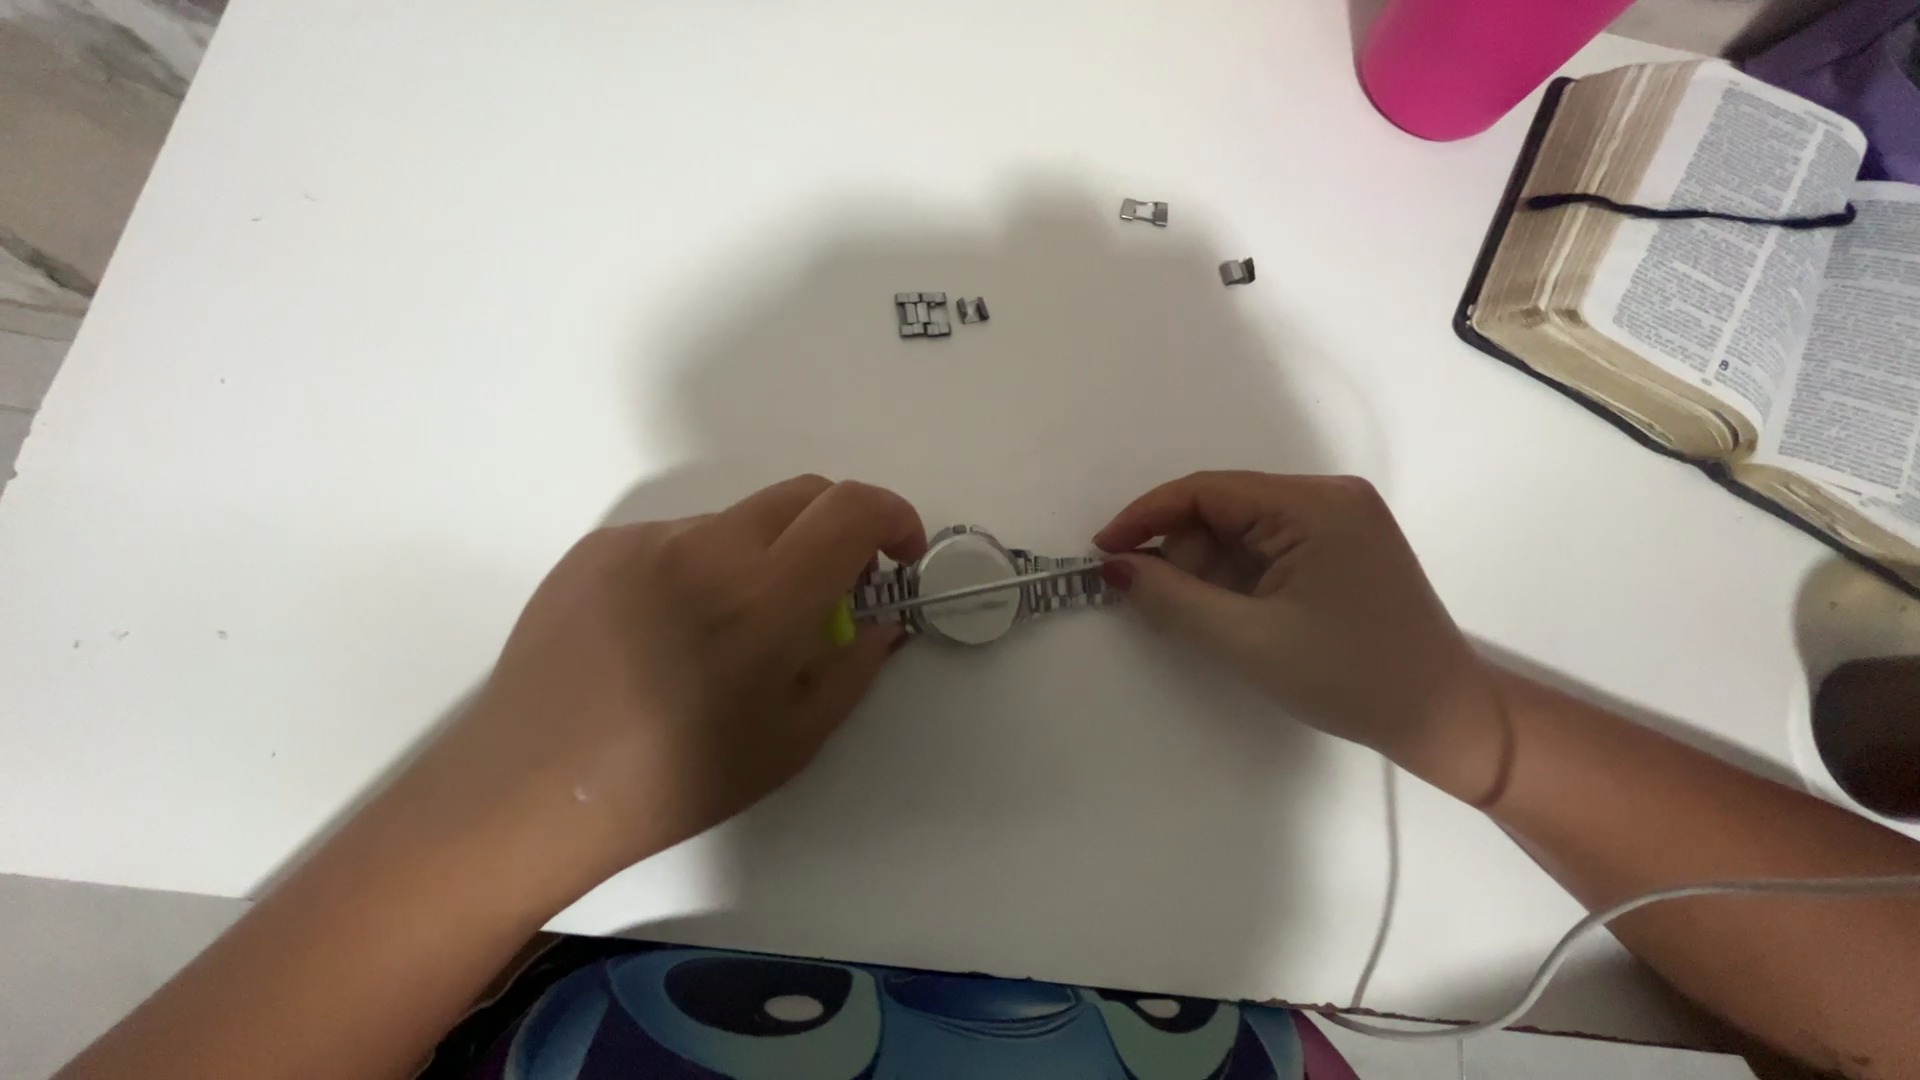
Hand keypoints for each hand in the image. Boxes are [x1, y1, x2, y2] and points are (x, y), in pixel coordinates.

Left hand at [398, 475, 926, 895]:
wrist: (527, 792)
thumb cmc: (675, 781)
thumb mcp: (792, 742)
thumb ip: (853, 669)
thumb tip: (882, 625)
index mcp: (764, 596)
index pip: (853, 508)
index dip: (894, 517)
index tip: (900, 556)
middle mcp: (706, 546)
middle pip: (803, 493)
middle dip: (841, 527)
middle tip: (836, 590)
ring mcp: (645, 540)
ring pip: (739, 520)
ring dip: (769, 554)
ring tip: (737, 629)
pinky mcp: (598, 548)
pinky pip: (678, 539)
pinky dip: (705, 567)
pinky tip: (672, 632)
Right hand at [1094, 471, 1505, 801]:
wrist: (1443, 719)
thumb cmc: (1350, 678)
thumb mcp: (1247, 641)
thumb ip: (1171, 598)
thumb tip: (1114, 567)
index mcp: (1314, 505)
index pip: (1206, 491)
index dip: (1145, 517)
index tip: (1103, 552)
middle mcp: (1328, 497)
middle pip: (1222, 511)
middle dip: (1186, 557)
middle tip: (1170, 610)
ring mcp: (1339, 521)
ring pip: (1241, 532)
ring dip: (1212, 574)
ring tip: (1221, 626)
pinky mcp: (1341, 547)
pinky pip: (1266, 548)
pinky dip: (1239, 581)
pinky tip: (1244, 618)